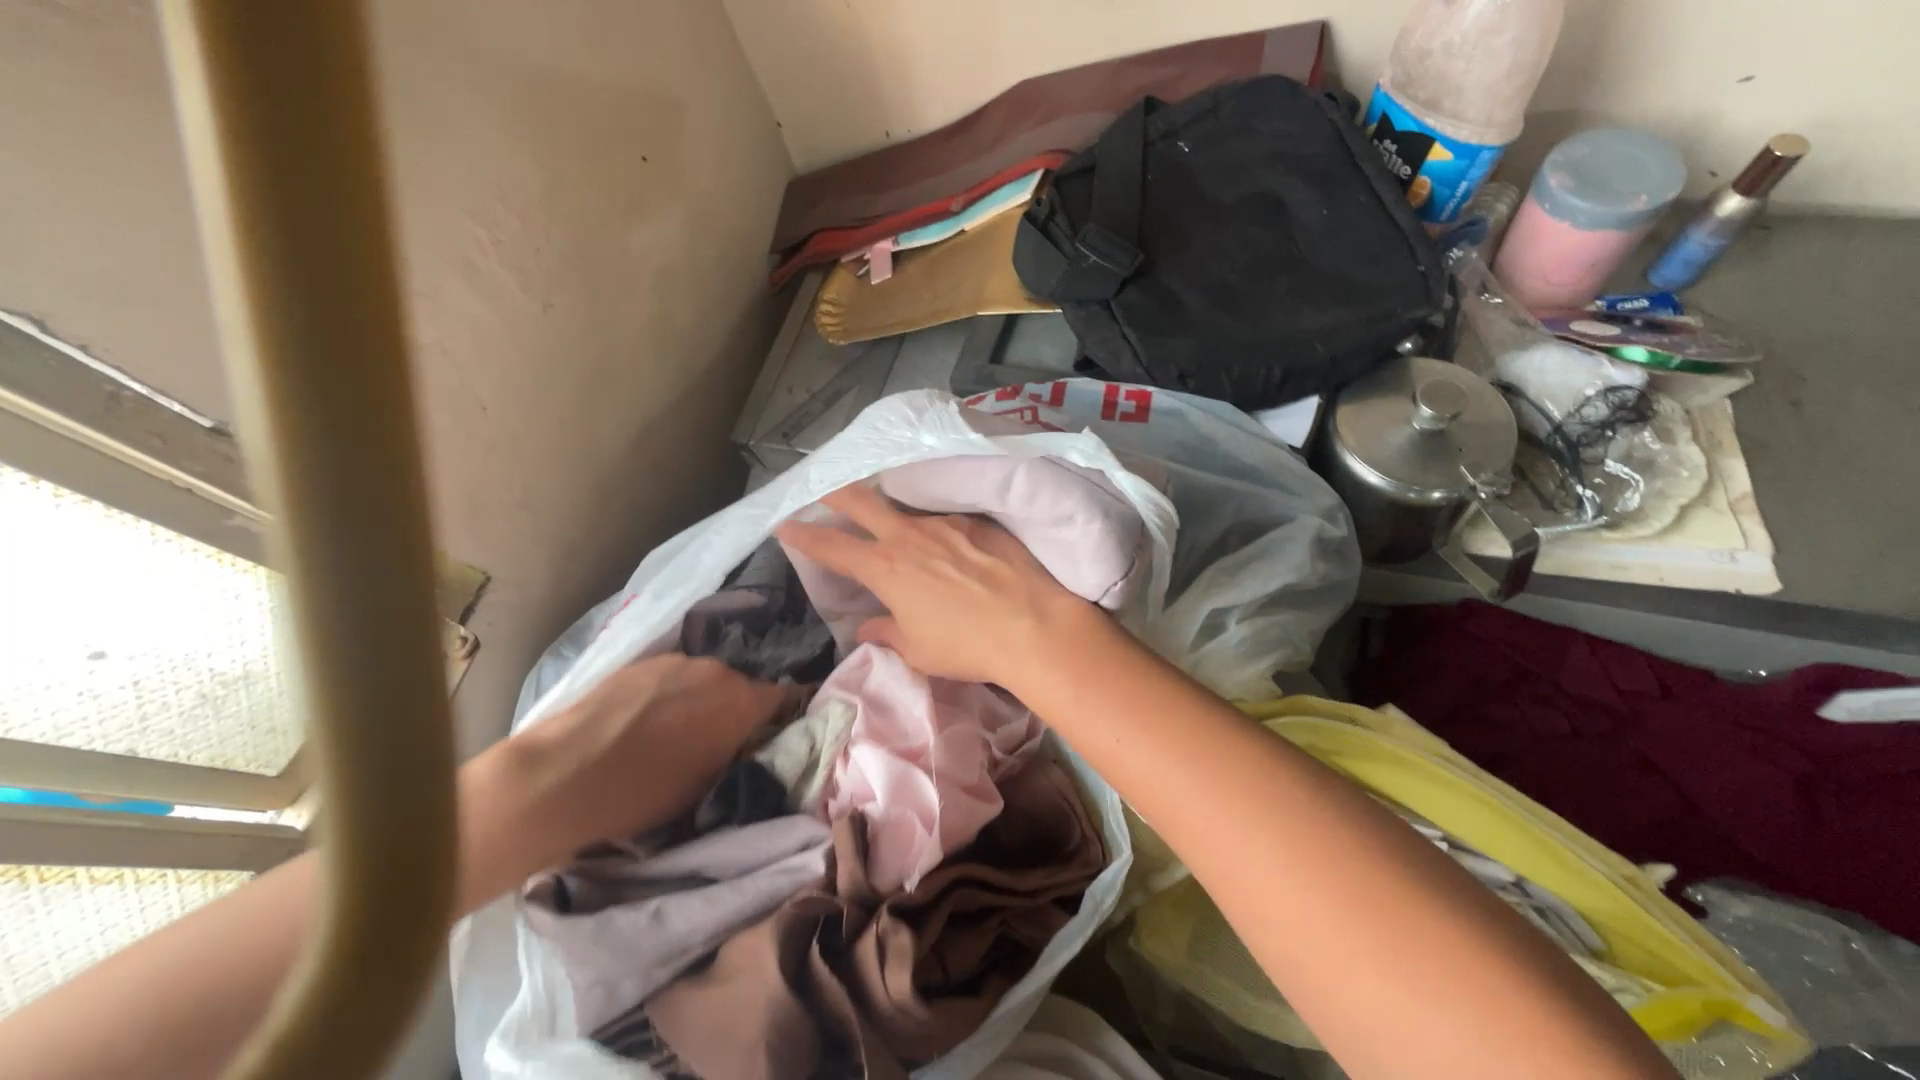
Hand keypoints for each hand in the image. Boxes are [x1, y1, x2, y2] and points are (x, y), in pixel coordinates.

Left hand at [475, 655, 792, 878]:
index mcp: (743, 702)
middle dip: (739, 709)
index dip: (786, 713)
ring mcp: (676, 661)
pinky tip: (649, 719)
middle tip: (724, 739)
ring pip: (705, 679)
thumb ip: (738, 753)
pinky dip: (671, 694)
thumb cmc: (643, 794)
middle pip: (742, 686)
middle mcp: (717, 670)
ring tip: (680, 730)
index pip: (787, 696)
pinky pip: (672, 676)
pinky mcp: (640, 661)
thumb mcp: (708, 785)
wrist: (562, 776)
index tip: (781, 729)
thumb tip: (750, 741)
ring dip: (702, 699)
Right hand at [775, 485, 1101, 686]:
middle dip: (835, 492)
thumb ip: (887, 633)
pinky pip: (945, 517)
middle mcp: (910, 535)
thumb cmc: (968, 645)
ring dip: (890, 509)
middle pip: (860, 500)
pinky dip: (934, 525)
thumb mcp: (918, 650)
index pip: (832, 546)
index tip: (784, 524)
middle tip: (822, 487)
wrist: (1033, 625)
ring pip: (907, 508)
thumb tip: (868, 628)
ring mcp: (946, 522)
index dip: (804, 535)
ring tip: (889, 516)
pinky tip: (946, 540)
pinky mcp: (979, 521)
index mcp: (886, 568)